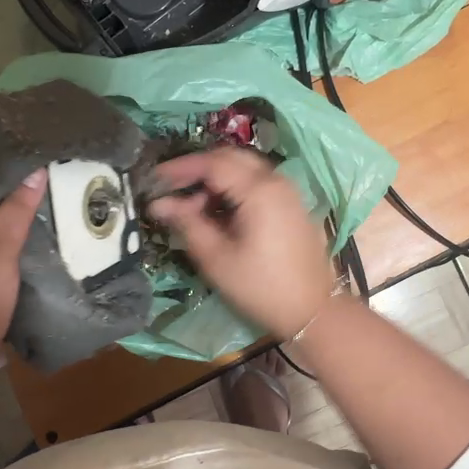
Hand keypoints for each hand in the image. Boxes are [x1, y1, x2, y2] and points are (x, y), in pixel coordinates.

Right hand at [147, 147, 337, 339]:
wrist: (313, 310)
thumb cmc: (261, 287)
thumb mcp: (217, 258)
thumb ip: (187, 224)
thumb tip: (159, 203)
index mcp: (259, 190)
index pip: (213, 163)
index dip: (180, 168)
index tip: (154, 178)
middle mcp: (277, 181)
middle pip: (231, 158)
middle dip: (199, 169)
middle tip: (172, 188)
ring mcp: (289, 191)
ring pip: (246, 168)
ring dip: (217, 178)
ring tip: (193, 205)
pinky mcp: (293, 204)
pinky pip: (259, 182)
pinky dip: (235, 187)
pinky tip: (219, 211)